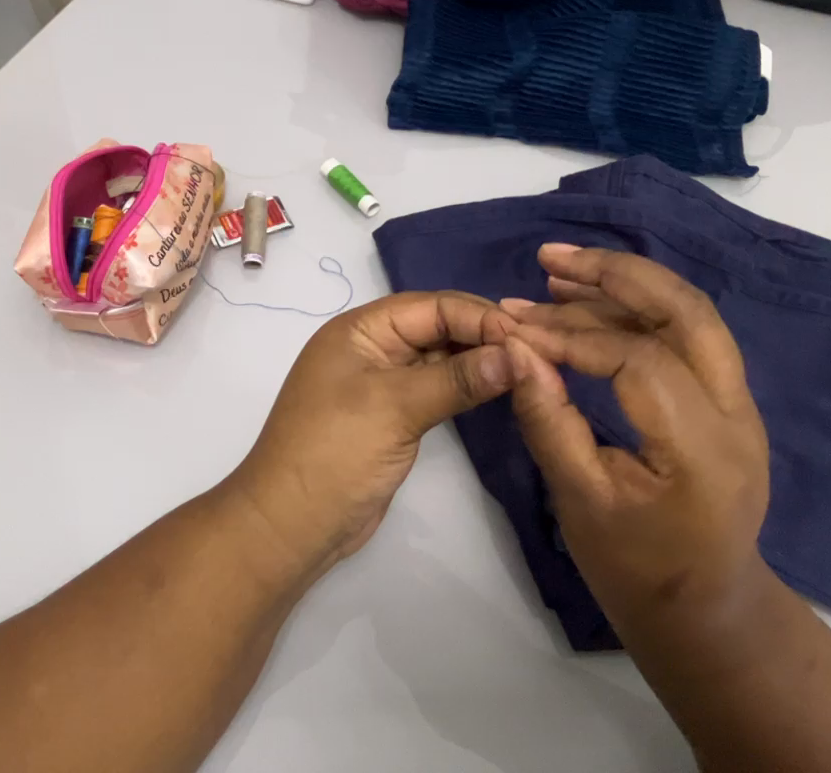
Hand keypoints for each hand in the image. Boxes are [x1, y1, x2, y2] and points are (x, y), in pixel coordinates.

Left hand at [227, 292, 513, 577]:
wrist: (292, 524)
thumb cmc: (335, 453)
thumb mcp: (396, 408)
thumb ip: (457, 379)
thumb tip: (518, 356)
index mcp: (361, 329)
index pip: (431, 306)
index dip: (480, 317)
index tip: (529, 337)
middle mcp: (372, 347)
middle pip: (437, 326)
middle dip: (484, 335)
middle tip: (538, 351)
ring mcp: (382, 383)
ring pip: (439, 357)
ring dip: (479, 360)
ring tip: (529, 367)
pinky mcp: (393, 416)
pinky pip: (436, 388)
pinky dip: (465, 386)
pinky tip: (499, 389)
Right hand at [501, 243, 771, 630]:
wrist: (705, 608)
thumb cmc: (635, 566)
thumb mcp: (579, 499)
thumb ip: (547, 418)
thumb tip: (514, 348)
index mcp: (701, 447)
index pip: (637, 358)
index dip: (570, 335)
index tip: (514, 327)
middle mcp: (736, 412)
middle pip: (685, 310)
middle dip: (614, 272)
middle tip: (549, 258)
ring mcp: (740, 402)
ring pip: (690, 314)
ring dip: (626, 284)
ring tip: (557, 274)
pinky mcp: (728, 400)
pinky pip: (687, 336)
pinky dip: (639, 310)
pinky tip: (591, 305)